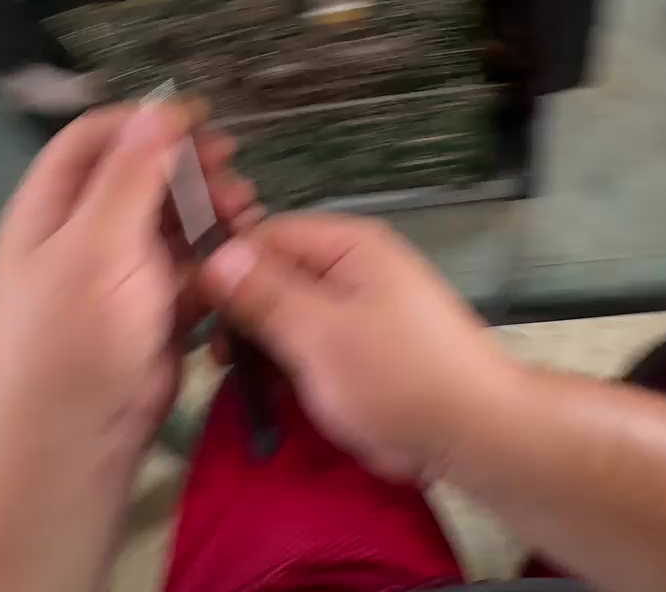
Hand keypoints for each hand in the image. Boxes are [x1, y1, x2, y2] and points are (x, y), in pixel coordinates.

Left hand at [0, 101, 256, 470]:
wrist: (75, 447)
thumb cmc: (75, 340)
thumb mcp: (97, 246)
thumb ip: (130, 176)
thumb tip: (158, 108)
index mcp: (49, 212)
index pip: (93, 140)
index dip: (143, 122)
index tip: (197, 118)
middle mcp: (82, 234)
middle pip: (138, 176)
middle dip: (186, 164)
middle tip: (229, 160)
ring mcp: (119, 272)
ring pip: (170, 219)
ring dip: (207, 205)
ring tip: (244, 205)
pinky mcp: (152, 305)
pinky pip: (187, 261)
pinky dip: (215, 249)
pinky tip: (242, 244)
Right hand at [196, 213, 521, 481]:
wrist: (474, 430)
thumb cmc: (395, 376)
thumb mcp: (320, 334)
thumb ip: (266, 294)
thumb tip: (217, 254)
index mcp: (348, 244)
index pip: (269, 235)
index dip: (226, 268)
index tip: (191, 313)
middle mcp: (356, 263)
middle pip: (280, 271)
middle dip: (246, 310)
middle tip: (219, 359)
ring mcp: (364, 302)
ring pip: (295, 309)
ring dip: (268, 341)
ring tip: (247, 381)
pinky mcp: (369, 340)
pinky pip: (316, 336)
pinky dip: (294, 360)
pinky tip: (280, 390)